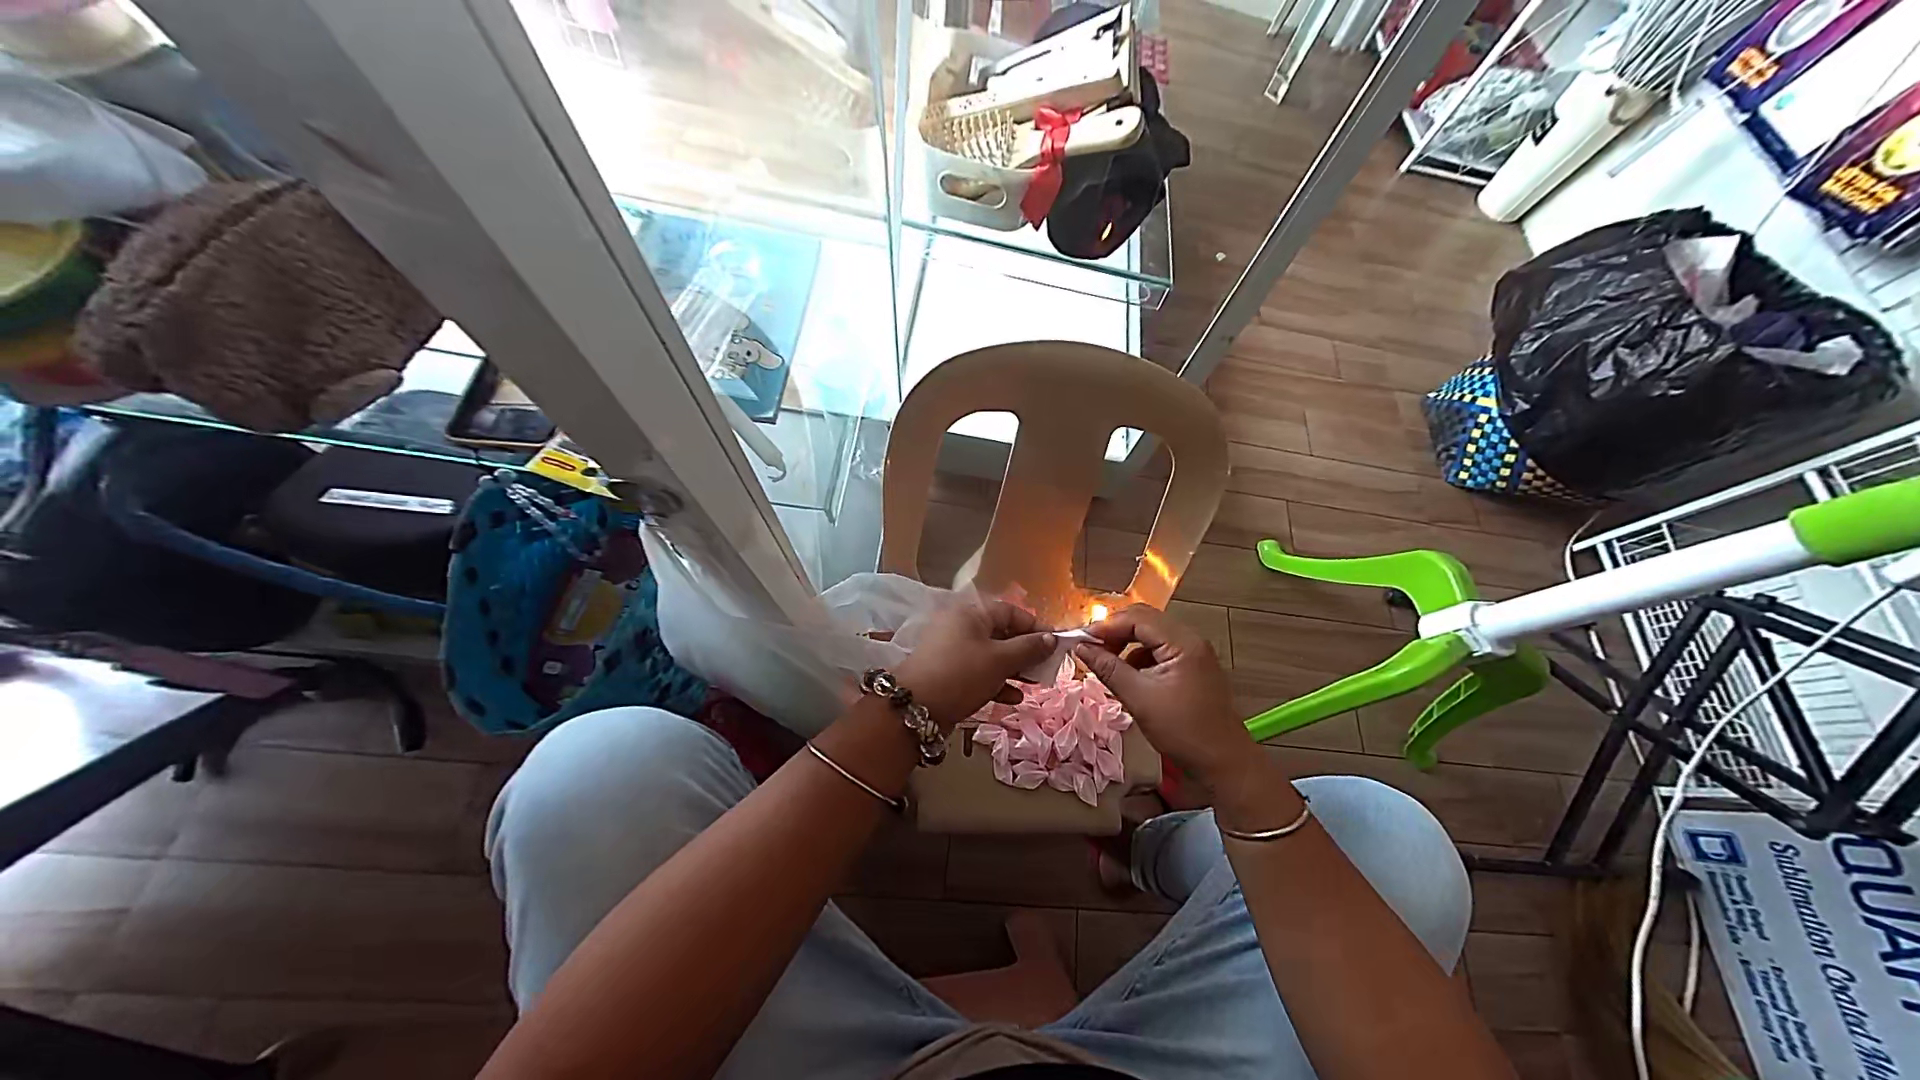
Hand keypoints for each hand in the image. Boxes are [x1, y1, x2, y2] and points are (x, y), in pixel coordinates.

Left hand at [893, 599, 1057, 728]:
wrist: (915, 707)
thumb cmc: (961, 674)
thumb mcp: (1000, 660)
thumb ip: (1028, 648)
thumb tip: (1051, 638)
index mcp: (971, 613)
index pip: (1011, 611)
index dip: (1036, 627)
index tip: (1056, 644)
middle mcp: (961, 626)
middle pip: (1002, 633)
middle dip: (1026, 651)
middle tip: (1047, 667)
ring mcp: (953, 650)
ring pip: (992, 654)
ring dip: (1015, 669)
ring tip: (1034, 684)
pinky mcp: (949, 673)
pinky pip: (980, 671)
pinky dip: (997, 682)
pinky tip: (1013, 698)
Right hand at [1073, 604, 1261, 789]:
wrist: (1222, 762)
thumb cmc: (1182, 730)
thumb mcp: (1138, 698)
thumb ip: (1108, 668)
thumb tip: (1081, 648)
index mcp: (1183, 643)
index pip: (1137, 618)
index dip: (1106, 627)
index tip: (1081, 641)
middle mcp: (1191, 640)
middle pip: (1145, 621)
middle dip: (1115, 633)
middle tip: (1091, 650)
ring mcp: (1194, 653)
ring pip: (1151, 635)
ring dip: (1126, 645)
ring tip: (1107, 664)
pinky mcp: (1192, 667)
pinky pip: (1160, 650)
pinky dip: (1140, 657)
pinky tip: (1129, 676)